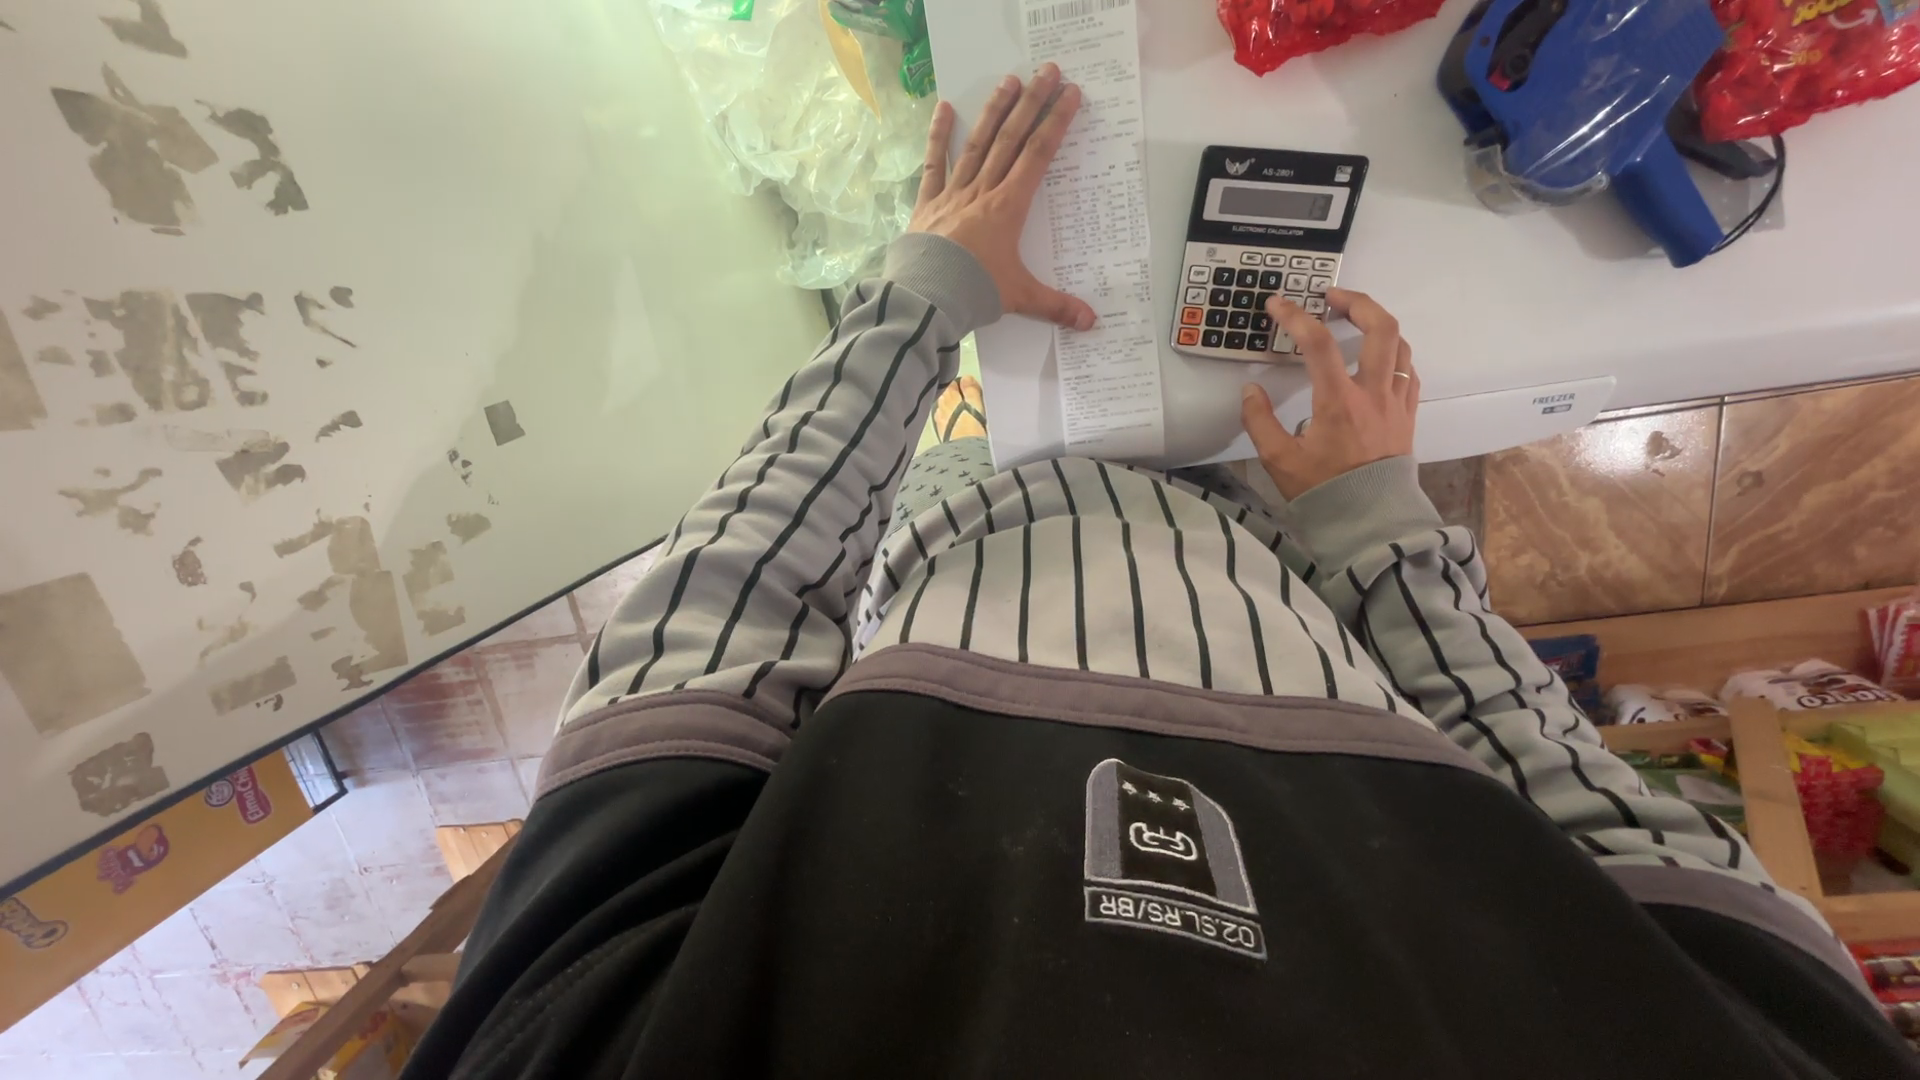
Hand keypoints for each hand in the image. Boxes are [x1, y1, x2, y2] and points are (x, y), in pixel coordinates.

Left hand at [911, 66, 1095, 330]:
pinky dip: (939, 137)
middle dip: (1031, 103)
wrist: (927, 296)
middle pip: (1011, 139)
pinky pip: (934, 165)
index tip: (1070, 95)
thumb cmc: (974, 292)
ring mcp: (953, 194)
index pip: (1038, 156)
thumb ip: (1055, 306)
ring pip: (978, 144)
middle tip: (1047, 71)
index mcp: (1008, 208)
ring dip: (994, 112)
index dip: (1056, 124)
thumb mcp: (1019, 298)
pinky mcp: (928, 204)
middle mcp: (983, 192)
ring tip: (1008, 82)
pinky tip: (944, 109)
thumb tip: (1090, 323)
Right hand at [1240, 289, 1418, 499]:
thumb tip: (1251, 390)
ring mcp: (1396, 401)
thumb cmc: (1321, 490)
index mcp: (1338, 401)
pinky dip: (1392, 352)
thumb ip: (1259, 421)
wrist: (1368, 519)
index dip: (1295, 317)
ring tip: (1354, 321)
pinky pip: (1408, 370)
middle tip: (1331, 297)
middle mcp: (1373, 393)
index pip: (1318, 344)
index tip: (1278, 305)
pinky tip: (1377, 357)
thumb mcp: (1277, 460)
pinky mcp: (1407, 414)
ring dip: (1378, 323)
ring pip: (1400, 344)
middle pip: (1381, 327)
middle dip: (1357, 301)